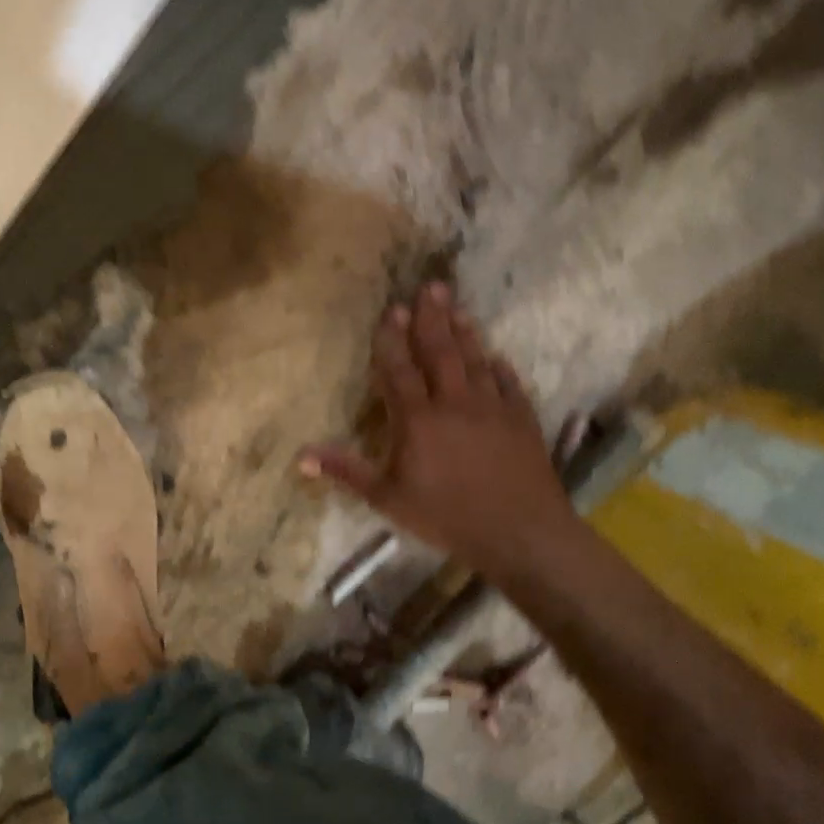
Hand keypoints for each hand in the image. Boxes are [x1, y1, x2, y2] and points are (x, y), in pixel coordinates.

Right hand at [301, 283, 582, 582]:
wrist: (523, 535)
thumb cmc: (446, 516)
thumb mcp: (387, 498)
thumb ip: (346, 471)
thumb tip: (300, 456)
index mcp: (418, 419)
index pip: (400, 370)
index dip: (393, 340)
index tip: (391, 310)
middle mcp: (455, 404)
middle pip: (441, 353)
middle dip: (432, 319)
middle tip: (431, 287)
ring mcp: (494, 410)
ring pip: (476, 361)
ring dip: (465, 333)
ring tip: (458, 308)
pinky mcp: (523, 423)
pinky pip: (511, 386)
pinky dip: (501, 368)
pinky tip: (497, 356)